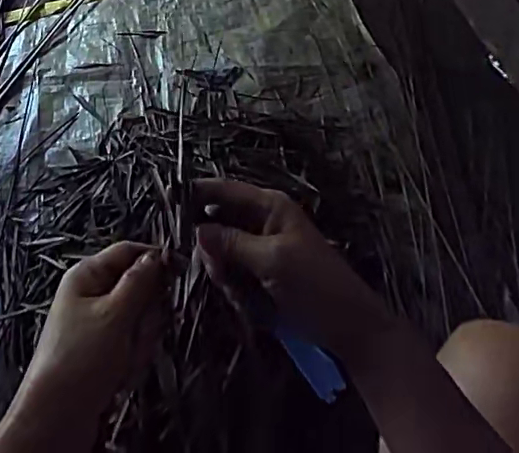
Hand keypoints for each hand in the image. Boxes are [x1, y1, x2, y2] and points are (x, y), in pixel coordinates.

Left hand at [13, 241, 168, 425]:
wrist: (54, 421)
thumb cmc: (78, 360)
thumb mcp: (114, 315)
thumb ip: (139, 282)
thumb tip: (157, 256)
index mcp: (87, 276)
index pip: (127, 252)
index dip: (154, 258)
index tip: (179, 270)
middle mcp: (91, 296)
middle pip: (137, 289)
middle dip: (144, 314)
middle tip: (136, 332)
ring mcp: (97, 325)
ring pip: (138, 321)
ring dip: (139, 341)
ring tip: (123, 360)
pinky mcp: (101, 352)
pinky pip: (130, 345)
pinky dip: (131, 360)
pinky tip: (120, 376)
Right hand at [192, 178, 394, 365]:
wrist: (350, 329)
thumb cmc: (316, 286)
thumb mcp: (272, 261)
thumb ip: (232, 243)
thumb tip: (197, 230)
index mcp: (269, 206)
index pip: (225, 189)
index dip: (197, 192)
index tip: (168, 200)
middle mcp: (263, 221)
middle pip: (219, 222)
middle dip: (213, 247)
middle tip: (218, 272)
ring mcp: (262, 248)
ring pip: (223, 251)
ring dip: (225, 272)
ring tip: (240, 292)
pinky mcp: (262, 273)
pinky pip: (234, 272)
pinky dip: (234, 287)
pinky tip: (246, 302)